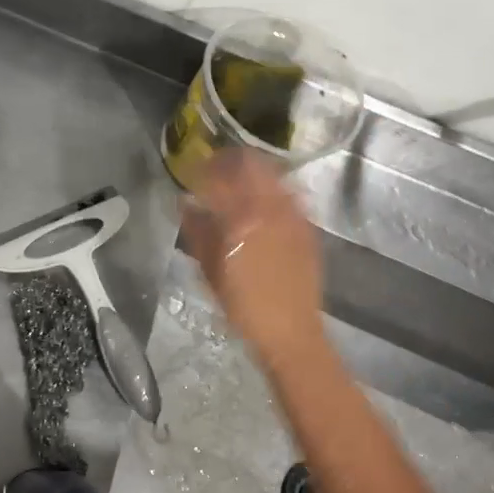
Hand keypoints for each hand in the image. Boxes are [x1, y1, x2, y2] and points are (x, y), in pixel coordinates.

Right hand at [181, 149, 324, 357]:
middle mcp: (269, 208)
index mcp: (240, 217)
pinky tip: (264, 203)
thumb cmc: (241, 303)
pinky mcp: (307, 227)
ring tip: (240, 181)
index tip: (194, 168)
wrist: (290, 332)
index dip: (204, 166)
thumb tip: (185, 202)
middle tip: (217, 168)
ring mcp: (293, 216)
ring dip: (254, 172)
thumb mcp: (208, 269)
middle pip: (251, 164)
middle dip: (231, 160)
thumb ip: (196, 229)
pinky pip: (290, 195)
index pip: (219, 174)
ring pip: (273, 175)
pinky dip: (274, 190)